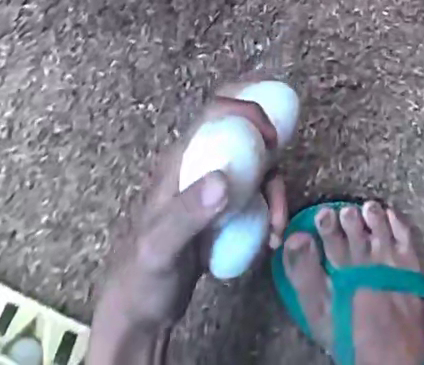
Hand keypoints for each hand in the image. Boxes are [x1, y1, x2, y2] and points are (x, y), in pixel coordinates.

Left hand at [90, 90, 290, 362]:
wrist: (139, 315)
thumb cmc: (142, 275)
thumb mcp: (160, 246)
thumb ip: (189, 212)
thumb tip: (224, 179)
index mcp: (182, 157)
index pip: (217, 109)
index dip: (247, 108)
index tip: (271, 136)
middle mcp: (201, 163)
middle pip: (242, 128)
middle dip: (270, 136)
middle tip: (284, 162)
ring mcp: (214, 186)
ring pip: (256, 164)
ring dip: (275, 186)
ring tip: (278, 224)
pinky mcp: (225, 211)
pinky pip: (257, 195)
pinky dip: (271, 209)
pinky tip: (272, 238)